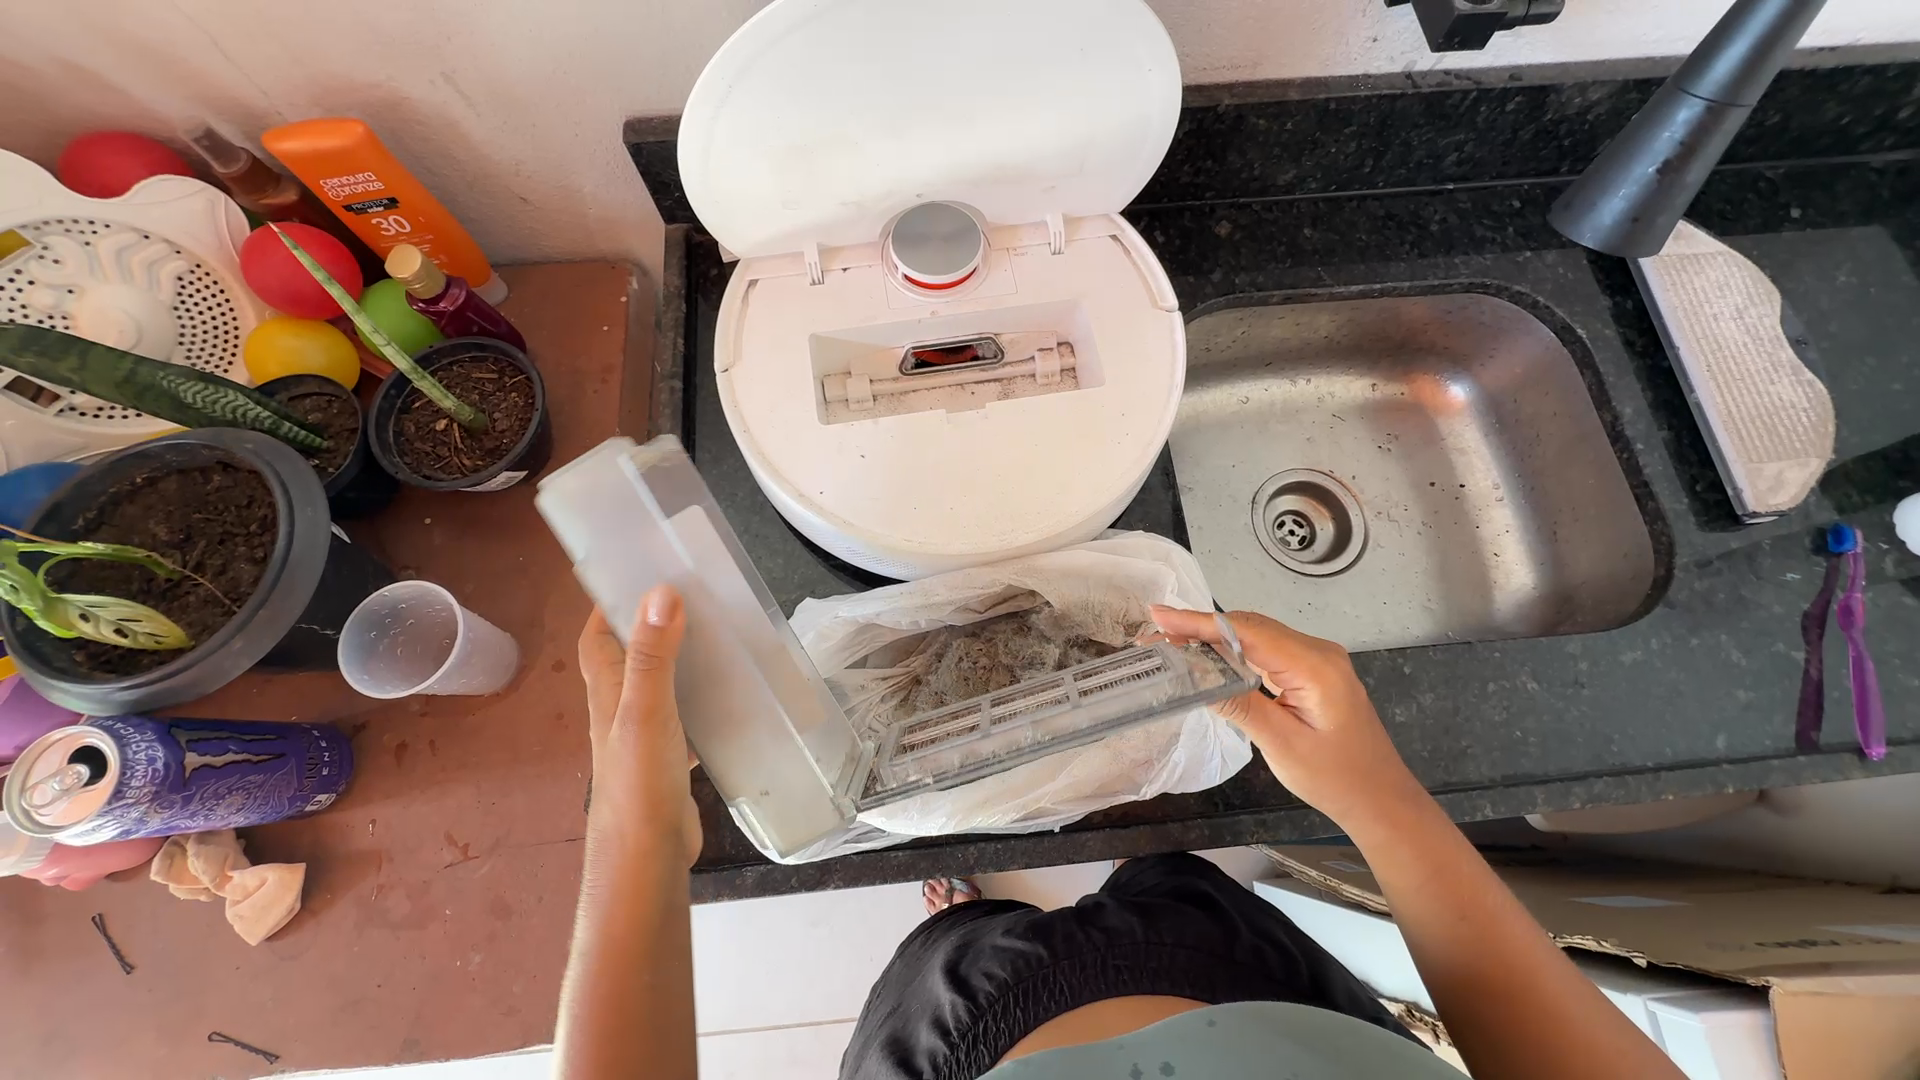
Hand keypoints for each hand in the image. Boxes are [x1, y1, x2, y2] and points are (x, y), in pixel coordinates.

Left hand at [577, 586, 700, 865]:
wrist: (647, 857)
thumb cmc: (640, 781)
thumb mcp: (647, 710)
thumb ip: (652, 654)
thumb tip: (661, 592)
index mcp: (607, 693)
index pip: (597, 639)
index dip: (608, 607)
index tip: (639, 577)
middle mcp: (620, 711)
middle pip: (629, 659)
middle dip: (652, 629)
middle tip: (694, 603)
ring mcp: (643, 739)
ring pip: (658, 688)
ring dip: (678, 664)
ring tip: (718, 641)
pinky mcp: (667, 761)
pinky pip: (683, 719)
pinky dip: (700, 703)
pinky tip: (727, 701)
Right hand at [1150, 606, 1432, 833]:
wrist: (1381, 800)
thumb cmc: (1334, 778)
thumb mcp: (1281, 745)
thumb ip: (1238, 705)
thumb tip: (1194, 676)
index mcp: (1313, 666)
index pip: (1246, 631)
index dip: (1199, 622)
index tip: (1160, 615)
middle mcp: (1317, 652)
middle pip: (1249, 626)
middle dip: (1200, 626)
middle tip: (1156, 633)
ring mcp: (1316, 660)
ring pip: (1255, 636)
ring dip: (1214, 637)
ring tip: (1171, 641)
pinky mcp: (1311, 672)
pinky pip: (1265, 651)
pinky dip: (1233, 651)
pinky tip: (1208, 656)